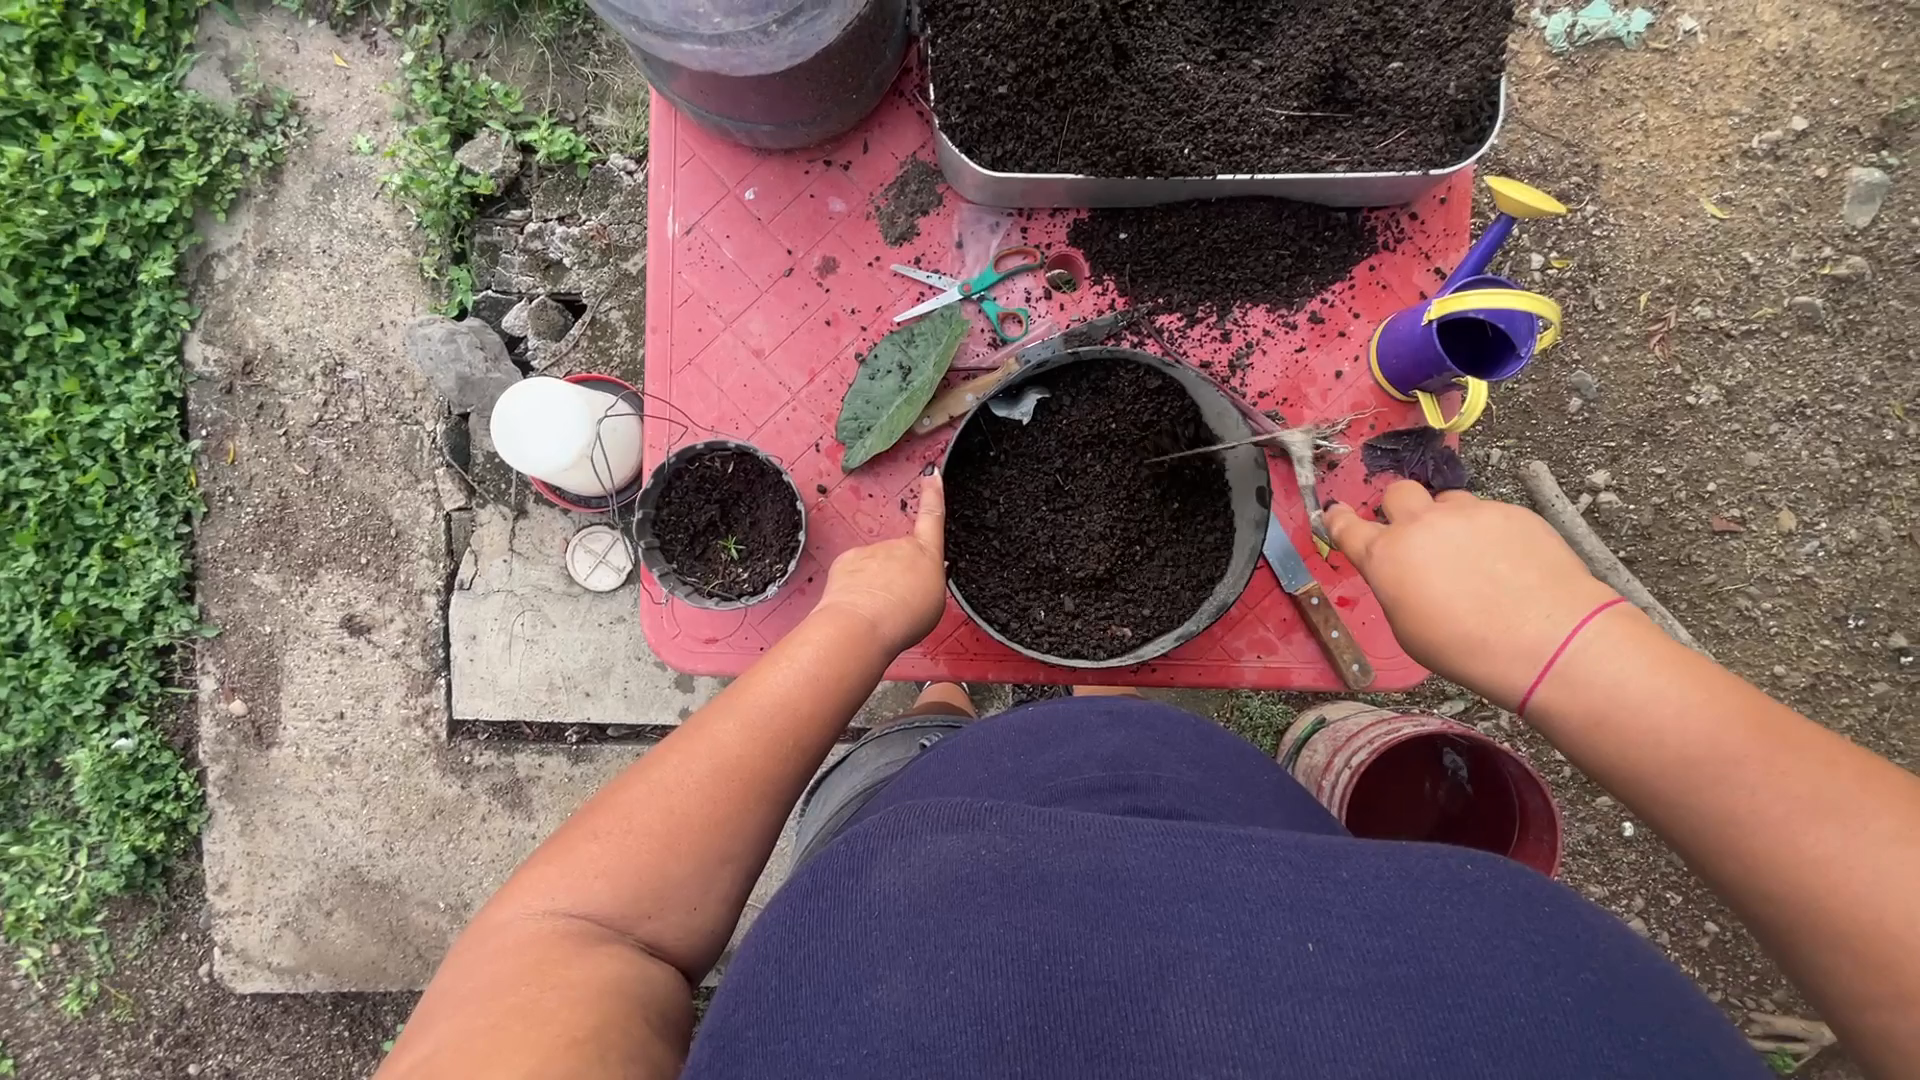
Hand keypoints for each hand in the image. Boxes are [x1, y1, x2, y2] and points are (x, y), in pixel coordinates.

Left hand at [813, 472, 948, 655]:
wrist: (863, 625)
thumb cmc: (902, 618)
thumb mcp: (935, 602)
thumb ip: (929, 581)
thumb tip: (920, 578)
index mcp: (926, 553)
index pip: (932, 516)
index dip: (933, 493)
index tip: (932, 475)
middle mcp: (898, 546)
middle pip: (900, 556)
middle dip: (898, 576)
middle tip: (899, 604)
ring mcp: (871, 551)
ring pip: (875, 566)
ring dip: (877, 585)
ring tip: (879, 610)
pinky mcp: (848, 560)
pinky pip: (855, 572)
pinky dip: (856, 587)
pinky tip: (860, 604)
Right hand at [1326, 481, 1620, 708]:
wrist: (1547, 640)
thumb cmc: (1464, 647)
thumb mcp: (1406, 627)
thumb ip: (1395, 587)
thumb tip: (1405, 575)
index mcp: (1384, 557)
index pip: (1345, 526)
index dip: (1339, 519)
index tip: (1338, 513)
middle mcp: (1419, 526)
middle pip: (1397, 493)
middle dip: (1400, 509)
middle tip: (1416, 534)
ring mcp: (1467, 514)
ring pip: (1447, 501)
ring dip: (1448, 520)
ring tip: (1470, 552)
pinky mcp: (1510, 512)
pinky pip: (1489, 513)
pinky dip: (1490, 531)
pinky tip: (1507, 562)